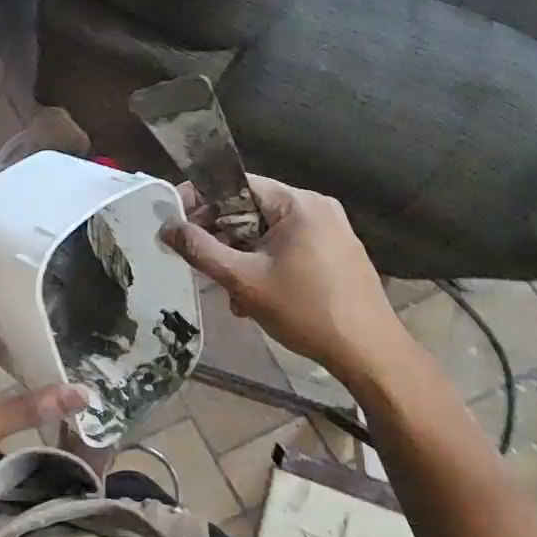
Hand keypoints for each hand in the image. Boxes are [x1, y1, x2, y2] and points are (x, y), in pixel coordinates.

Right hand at [161, 176, 409, 387]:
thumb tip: (167, 228)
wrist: (369, 352)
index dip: (201, 199)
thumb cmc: (305, 310)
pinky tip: (253, 295)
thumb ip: (200, 250)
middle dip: (220, 234)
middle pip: (251, 207)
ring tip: (225, 288)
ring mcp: (330, 229)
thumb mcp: (243, 280)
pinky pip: (286, 244)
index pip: (236, 184)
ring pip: (266, 230)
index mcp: (297, 203)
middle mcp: (316, 206)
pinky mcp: (335, 251)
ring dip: (239, 254)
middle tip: (195, 257)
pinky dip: (263, 262)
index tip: (176, 221)